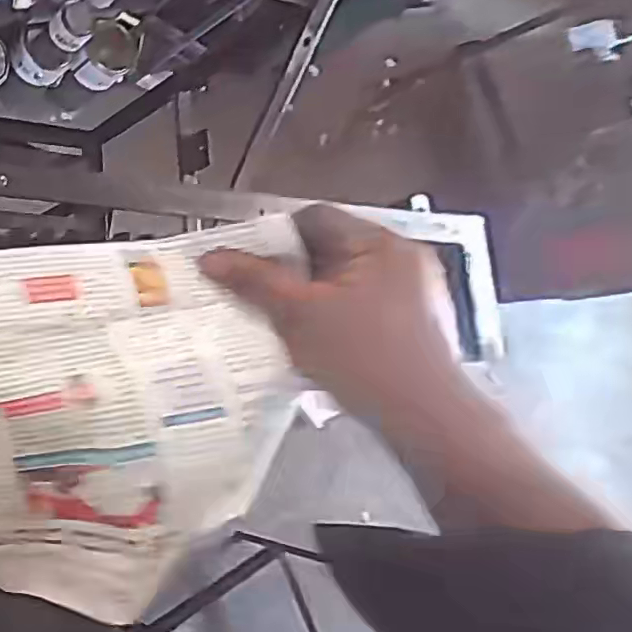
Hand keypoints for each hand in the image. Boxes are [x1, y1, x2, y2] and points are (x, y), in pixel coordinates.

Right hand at [197, 204, 469, 426]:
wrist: (421, 414)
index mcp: (381, 245)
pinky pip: (345, 303)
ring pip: (330, 279)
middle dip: (279, 268)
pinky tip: (296, 334)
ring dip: (295, 293)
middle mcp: (399, 261)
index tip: (239, 259)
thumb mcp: (295, 312)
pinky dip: (316, 312)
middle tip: (244, 288)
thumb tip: (210, 257)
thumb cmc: (364, 355)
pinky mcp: (401, 322)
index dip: (270, 235)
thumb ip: (252, 279)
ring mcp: (404, 292)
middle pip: (321, 249)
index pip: (312, 218)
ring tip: (265, 313)